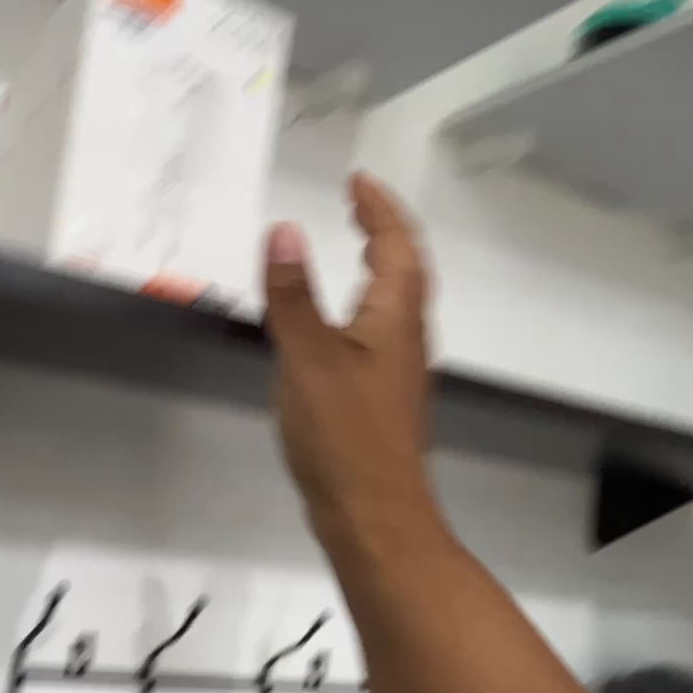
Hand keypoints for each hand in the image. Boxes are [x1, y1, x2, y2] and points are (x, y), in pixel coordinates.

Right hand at [263, 173, 444, 557]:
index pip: (397, 245)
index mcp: (394, 318)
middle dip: (382, 230)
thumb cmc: (343, 433)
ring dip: (377, 265)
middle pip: (405, 269)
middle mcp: (404, 337)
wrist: (372, 512)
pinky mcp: (380, 397)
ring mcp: (396, 370)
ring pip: (394, 301)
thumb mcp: (308, 357)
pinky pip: (377, 330)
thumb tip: (286, 230)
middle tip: (354, 205)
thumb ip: (294, 295)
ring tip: (350, 247)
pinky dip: (362, 304)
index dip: (378, 208)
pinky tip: (338, 323)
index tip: (356, 180)